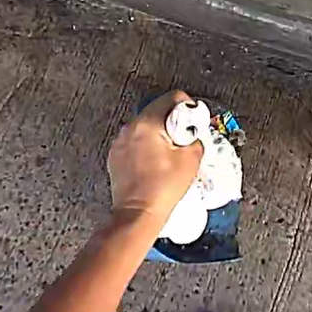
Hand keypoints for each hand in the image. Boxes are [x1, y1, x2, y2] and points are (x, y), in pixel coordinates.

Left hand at [106, 90, 203, 230]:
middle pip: (157, 110)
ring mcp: (121, 141)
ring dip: (159, 134)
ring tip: (169, 156)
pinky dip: (146, 146)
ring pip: (145, 126)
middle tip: (183, 141)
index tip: (192, 121)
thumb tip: (193, 133)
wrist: (138, 213)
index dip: (187, 108)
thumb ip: (195, 138)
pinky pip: (135, 141)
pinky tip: (155, 163)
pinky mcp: (117, 154)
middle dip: (173, 122)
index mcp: (148, 124)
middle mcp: (130, 128)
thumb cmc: (162, 189)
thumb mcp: (190, 160)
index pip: (172, 98)